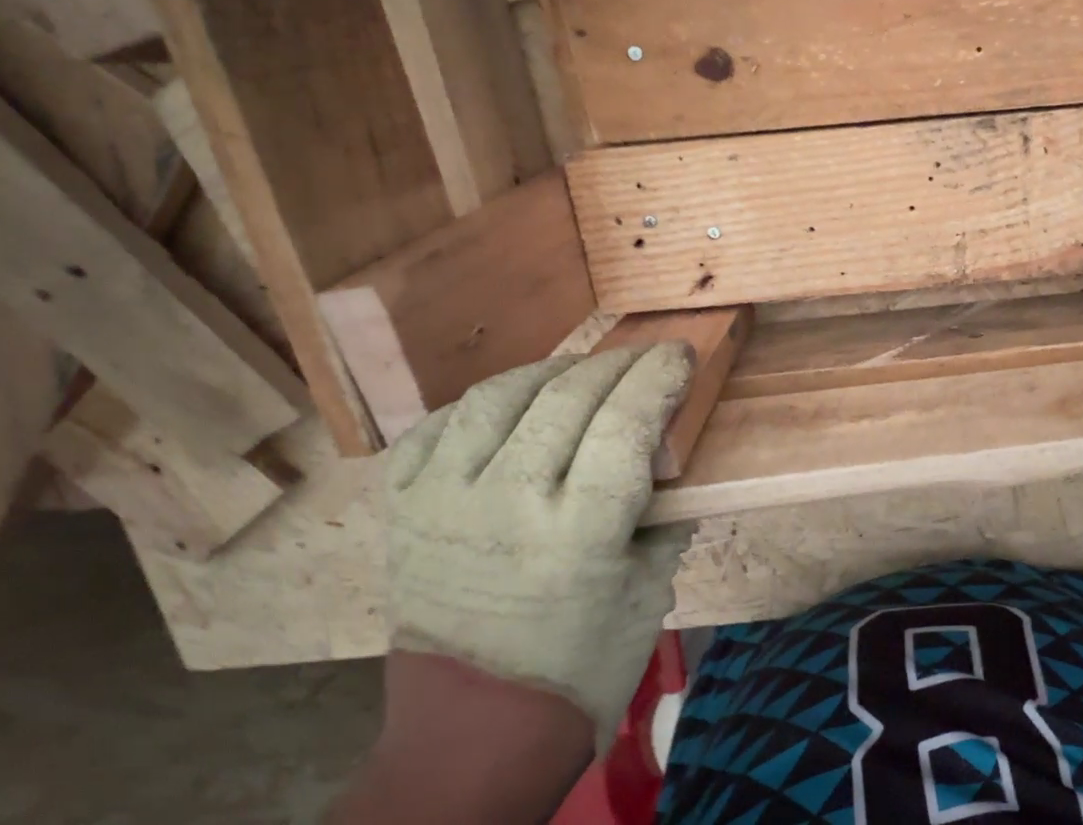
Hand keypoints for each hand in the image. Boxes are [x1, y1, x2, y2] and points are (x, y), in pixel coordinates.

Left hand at [383, 344, 694, 743]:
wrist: (475, 727)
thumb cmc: (582, 666)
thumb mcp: (650, 591)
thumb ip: (664, 513)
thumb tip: (671, 454)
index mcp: (579, 531)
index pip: (625, 421)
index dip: (658, 376)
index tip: (680, 354)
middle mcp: (506, 503)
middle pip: (568, 396)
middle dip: (617, 364)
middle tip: (644, 358)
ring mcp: (443, 501)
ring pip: (498, 396)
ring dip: (549, 372)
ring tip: (579, 372)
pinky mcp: (402, 509)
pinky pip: (436, 426)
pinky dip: (479, 404)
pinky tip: (508, 408)